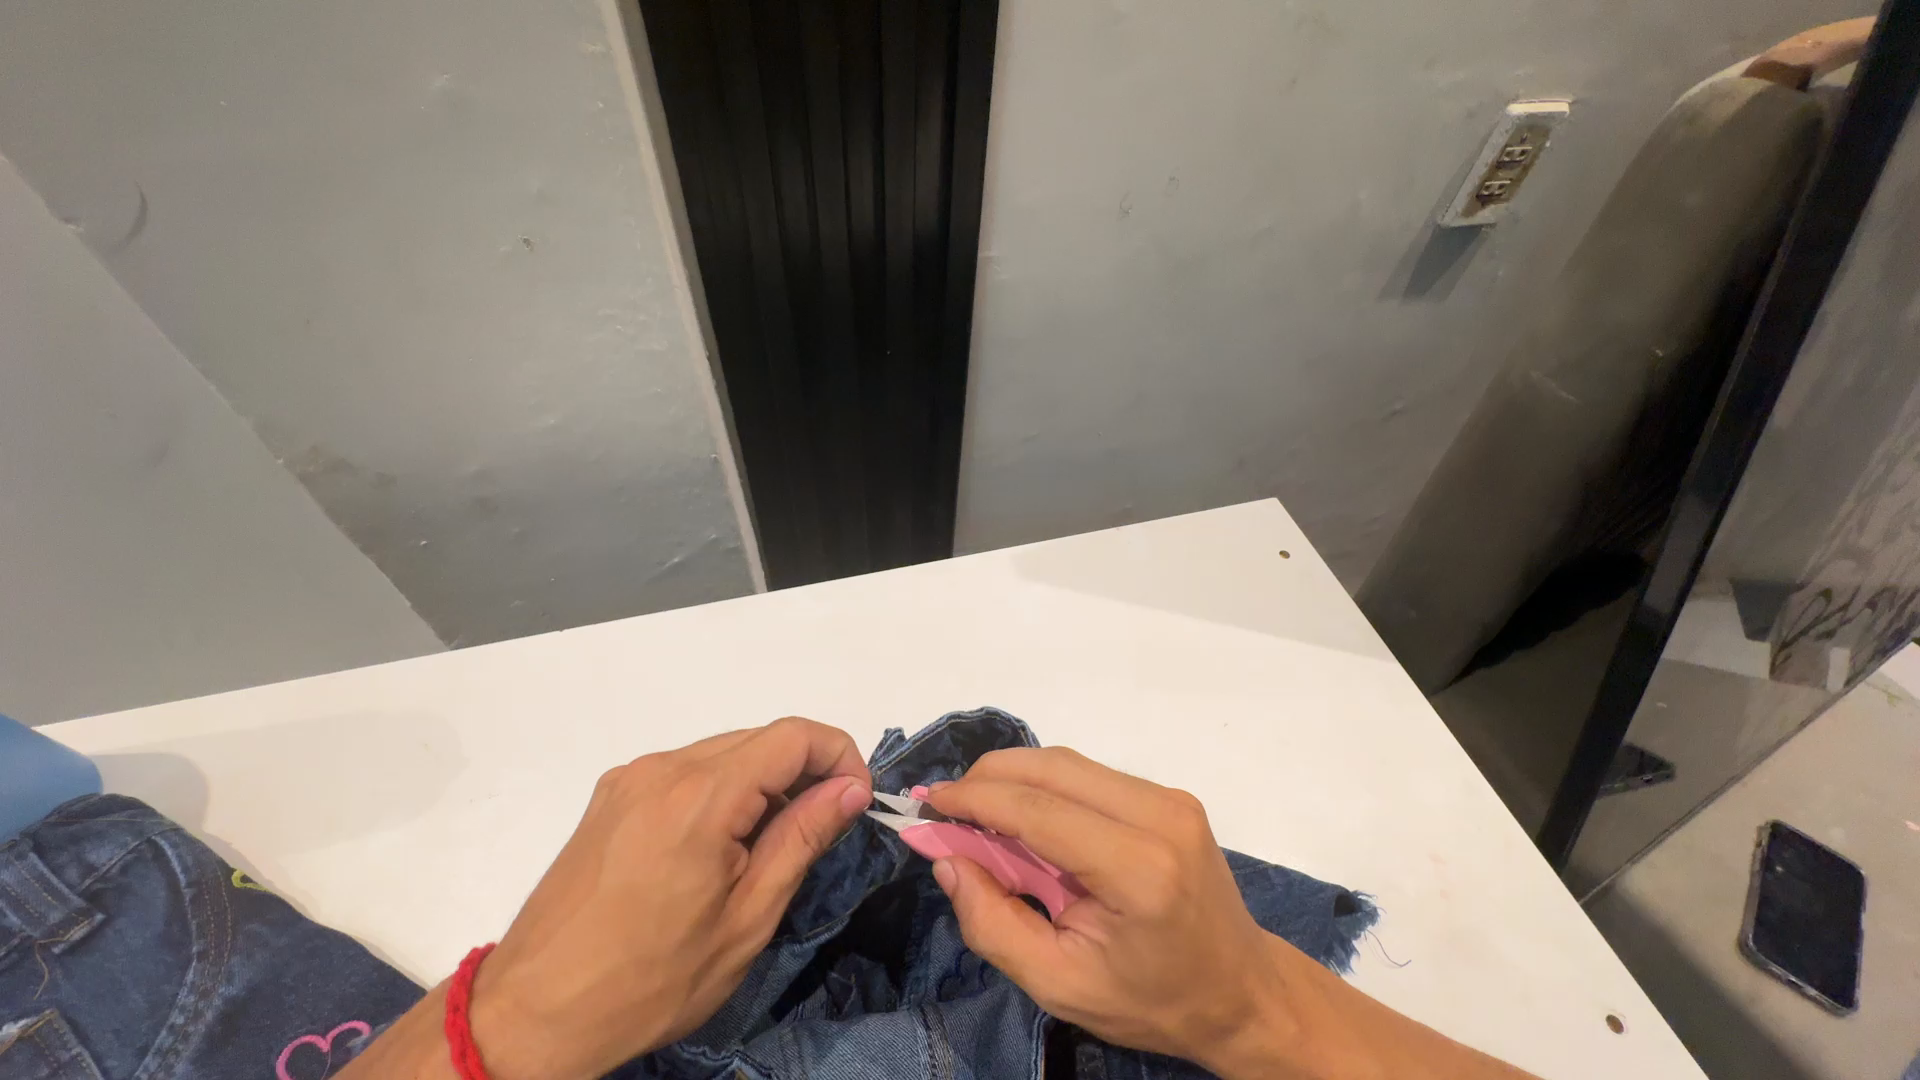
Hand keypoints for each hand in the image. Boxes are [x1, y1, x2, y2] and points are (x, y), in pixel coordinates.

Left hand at [342, 717, 872, 1079]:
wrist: (531, 1015)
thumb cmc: (651, 979)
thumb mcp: (747, 917)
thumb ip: (803, 837)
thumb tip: (851, 787)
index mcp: (700, 796)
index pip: (794, 736)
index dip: (839, 755)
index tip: (856, 801)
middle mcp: (663, 767)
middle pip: (760, 739)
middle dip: (806, 771)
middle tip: (821, 828)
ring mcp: (633, 777)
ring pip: (726, 752)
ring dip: (765, 782)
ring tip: (770, 845)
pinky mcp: (613, 794)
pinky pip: (689, 770)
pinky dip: (724, 790)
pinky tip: (722, 843)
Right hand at [923, 747, 1292, 1072]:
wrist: (1243, 992)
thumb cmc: (1152, 1000)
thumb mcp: (1061, 985)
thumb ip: (994, 924)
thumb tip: (947, 859)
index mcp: (1138, 870)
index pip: (1038, 810)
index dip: (975, 798)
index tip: (928, 802)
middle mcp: (1159, 816)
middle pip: (1052, 767)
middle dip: (988, 775)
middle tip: (946, 803)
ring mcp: (1170, 799)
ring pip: (1069, 762)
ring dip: (1014, 776)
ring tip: (976, 809)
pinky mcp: (1170, 796)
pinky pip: (1090, 774)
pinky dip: (1045, 784)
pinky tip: (1023, 812)